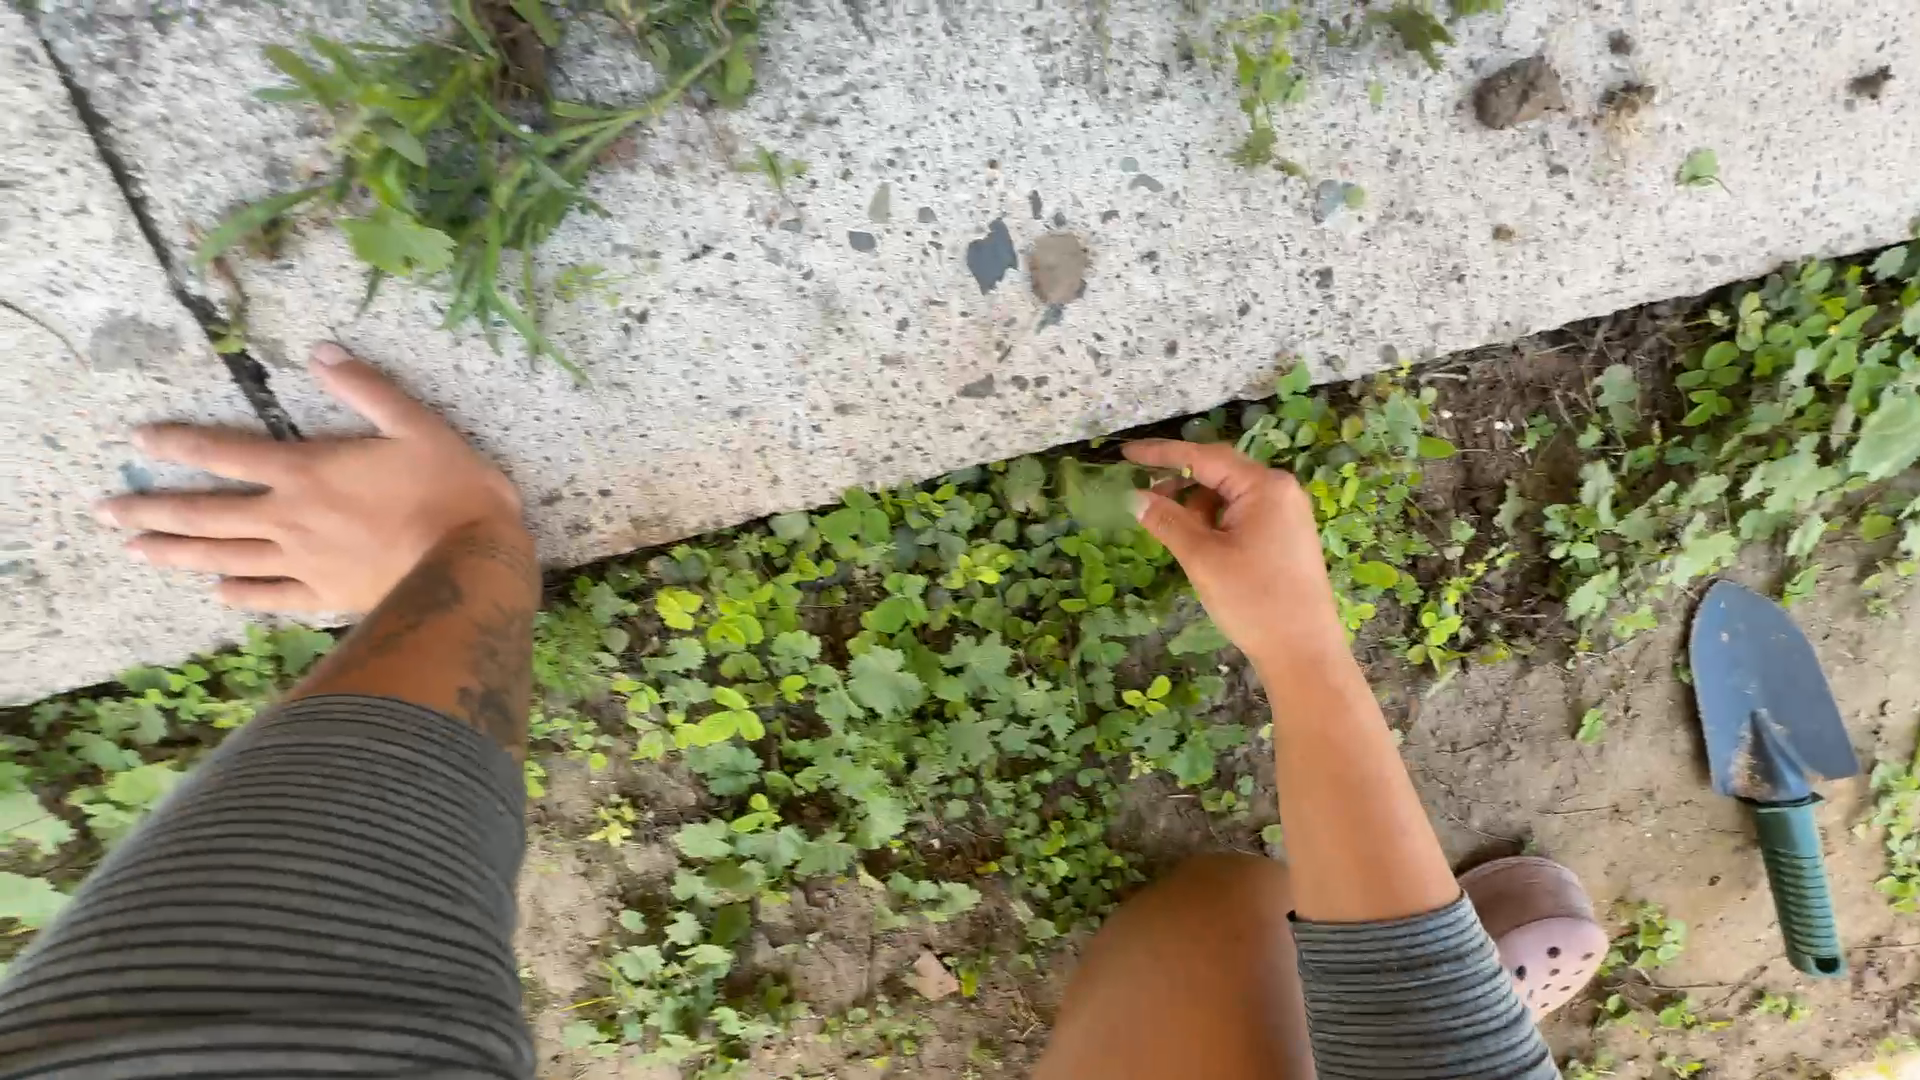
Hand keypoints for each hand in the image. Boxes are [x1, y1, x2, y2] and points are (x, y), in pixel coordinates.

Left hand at [97, 343, 527, 613]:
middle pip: (204, 513)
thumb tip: (323, 351)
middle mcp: (288, 518)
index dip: (178, 444)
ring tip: (137, 549)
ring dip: (175, 551)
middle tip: (107, 510)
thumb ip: (370, 390)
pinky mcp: (326, 592)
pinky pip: (270, 594)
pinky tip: (221, 591)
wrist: (473, 556)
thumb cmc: (453, 490)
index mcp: (306, 472)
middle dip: (151, 508)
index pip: (224, 453)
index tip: (141, 442)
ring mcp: (303, 560)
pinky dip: (240, 593)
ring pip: (223, 556)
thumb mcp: (422, 427)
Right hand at [1123, 439, 1343, 670]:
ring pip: (1225, 497)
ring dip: (1193, 508)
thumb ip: (1166, 521)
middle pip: (1217, 473)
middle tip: (1141, 499)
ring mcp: (1284, 514)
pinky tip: (1195, 544)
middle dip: (1177, 484)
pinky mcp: (1282, 536)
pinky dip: (1211, 523)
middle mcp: (1278, 490)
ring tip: (1169, 531)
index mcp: (1264, 486)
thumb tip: (1133, 497)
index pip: (1203, 456)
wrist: (1303, 652)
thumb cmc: (1253, 600)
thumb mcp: (1202, 558)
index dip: (1161, 453)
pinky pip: (1238, 515)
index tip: (1126, 453)